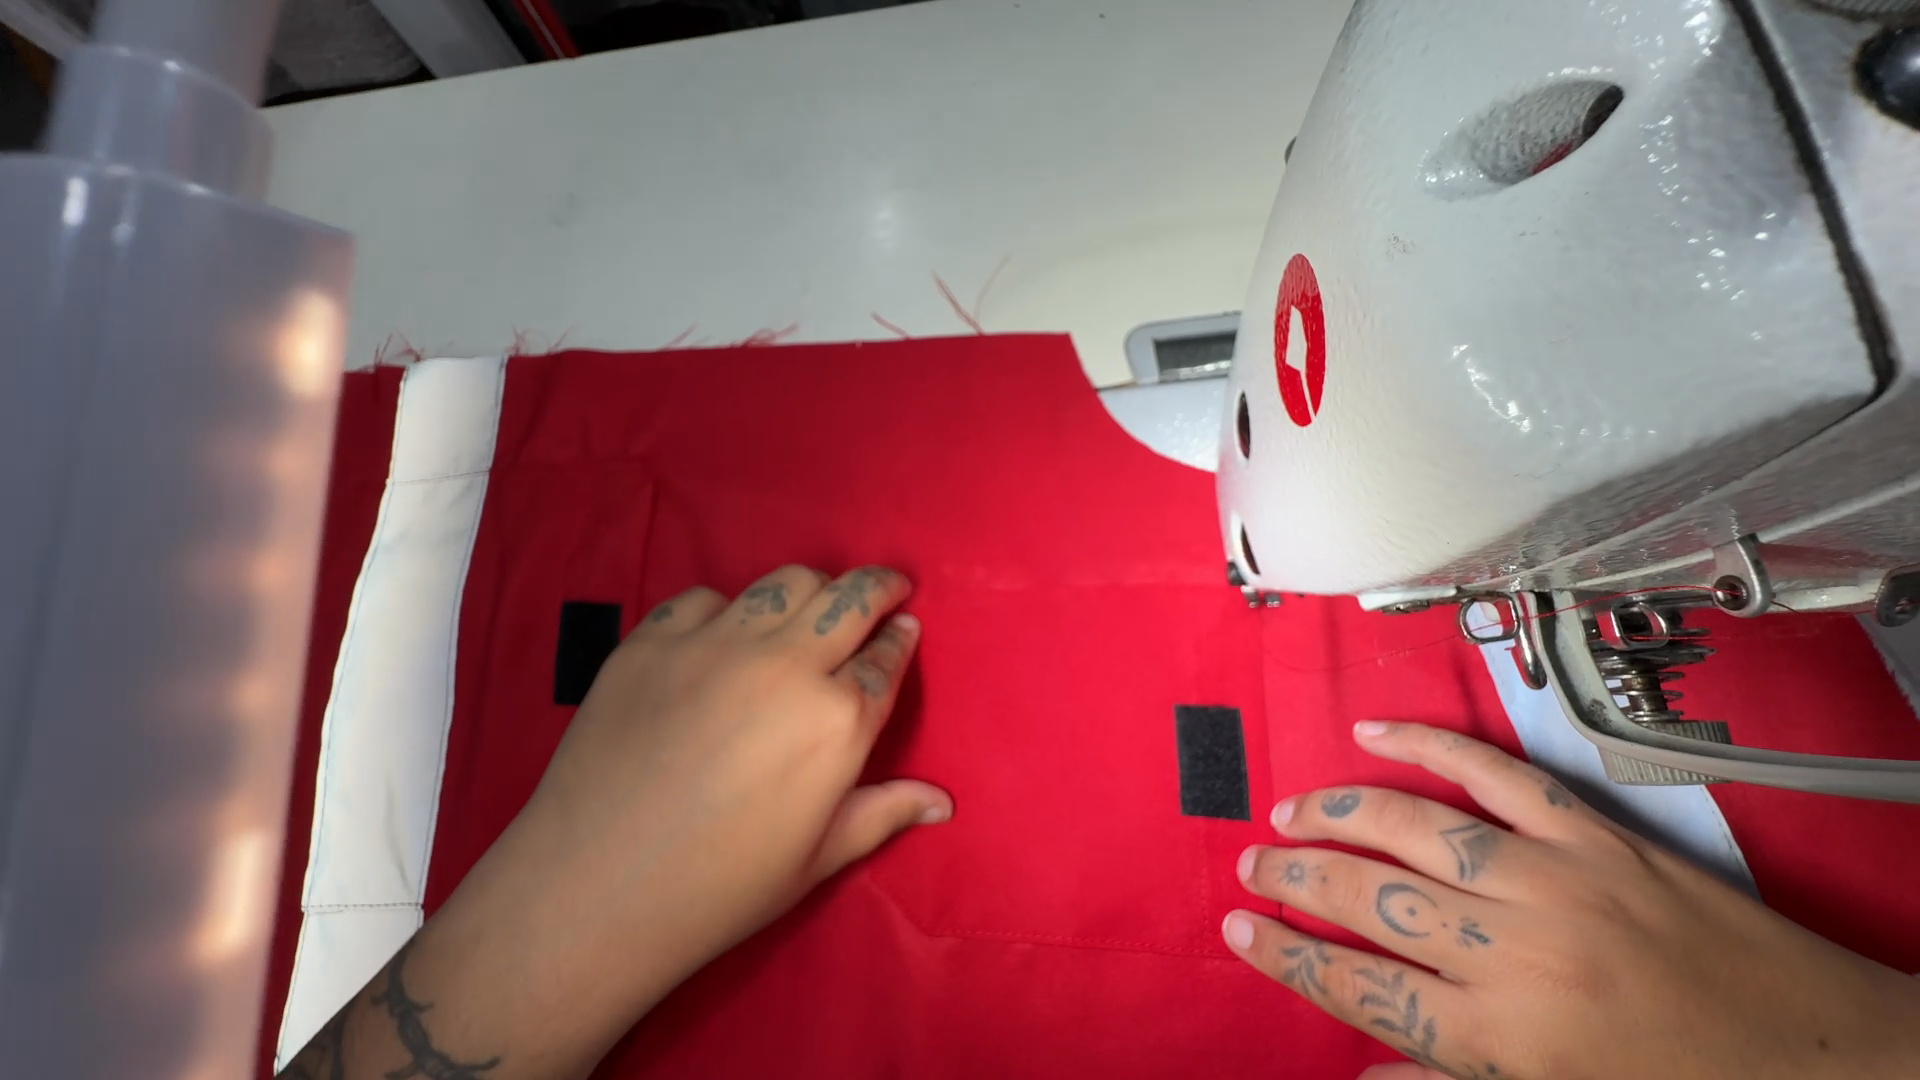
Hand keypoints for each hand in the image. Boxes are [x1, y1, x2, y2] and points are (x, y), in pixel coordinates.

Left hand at [280, 566, 948, 1079]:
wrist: (590, 893)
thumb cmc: (720, 887)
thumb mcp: (818, 857)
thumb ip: (886, 811)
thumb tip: (946, 801)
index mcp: (837, 720)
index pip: (887, 658)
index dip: (902, 640)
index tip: (906, 629)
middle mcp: (786, 666)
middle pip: (851, 598)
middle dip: (881, 586)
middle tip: (889, 587)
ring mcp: (715, 646)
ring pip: (785, 582)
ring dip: (813, 589)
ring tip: (813, 607)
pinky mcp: (652, 641)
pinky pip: (705, 598)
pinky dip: (727, 611)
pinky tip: (724, 638)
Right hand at [1222, 722, 1919, 1079]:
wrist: (1849, 1069)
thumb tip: (1358, 1072)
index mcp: (1511, 1037)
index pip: (1361, 988)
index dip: (1286, 954)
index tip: (1238, 929)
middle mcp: (1520, 950)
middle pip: (1370, 898)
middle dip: (1293, 878)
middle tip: (1249, 865)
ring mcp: (1556, 877)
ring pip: (1412, 826)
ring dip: (1335, 814)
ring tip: (1287, 812)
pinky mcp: (1593, 832)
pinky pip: (1493, 772)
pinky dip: (1426, 743)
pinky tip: (1372, 732)